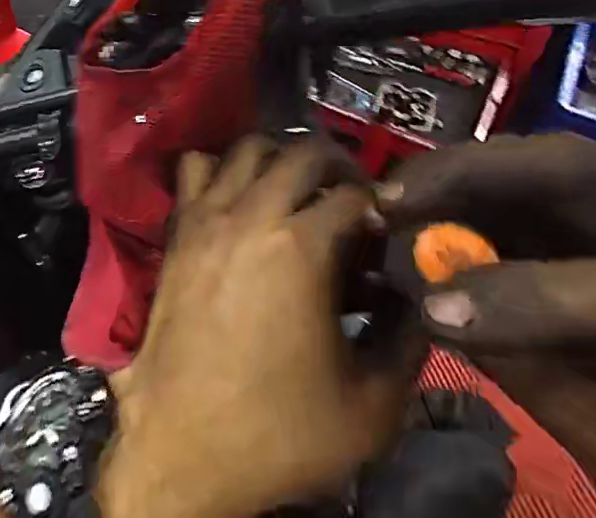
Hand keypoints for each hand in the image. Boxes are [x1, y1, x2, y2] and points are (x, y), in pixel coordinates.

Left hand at [98, 136, 424, 517]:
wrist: (183, 448)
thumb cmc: (277, 431)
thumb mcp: (371, 409)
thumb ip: (407, 343)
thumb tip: (417, 300)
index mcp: (302, 249)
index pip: (352, 194)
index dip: (377, 207)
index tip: (384, 231)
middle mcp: (252, 214)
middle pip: (302, 152)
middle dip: (337, 165)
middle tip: (350, 196)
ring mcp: (208, 216)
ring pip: (247, 147)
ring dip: (279, 156)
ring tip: (297, 187)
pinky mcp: (178, 229)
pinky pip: (194, 167)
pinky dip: (220, 167)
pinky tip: (238, 195)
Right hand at [379, 134, 595, 517]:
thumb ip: (569, 407)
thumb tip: (449, 317)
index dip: (535, 297)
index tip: (434, 315)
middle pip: (585, 175)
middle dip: (477, 175)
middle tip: (393, 204)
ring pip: (546, 167)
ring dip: (458, 175)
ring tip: (391, 205)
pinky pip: (529, 196)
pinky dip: (466, 198)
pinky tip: (422, 218)